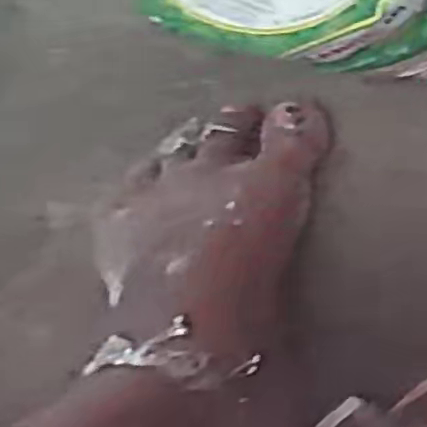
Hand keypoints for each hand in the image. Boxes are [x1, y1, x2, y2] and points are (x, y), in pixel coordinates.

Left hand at [91, 102, 331, 372]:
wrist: (193, 321)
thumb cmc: (243, 242)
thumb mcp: (281, 183)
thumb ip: (292, 144)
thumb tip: (300, 105)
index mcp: (205, 165)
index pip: (229, 130)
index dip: (247, 119)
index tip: (264, 110)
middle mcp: (166, 188)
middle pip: (189, 154)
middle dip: (209, 140)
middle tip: (230, 129)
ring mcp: (138, 228)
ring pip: (155, 186)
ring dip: (172, 171)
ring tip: (188, 167)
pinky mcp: (126, 268)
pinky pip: (133, 229)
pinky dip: (144, 215)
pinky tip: (149, 221)